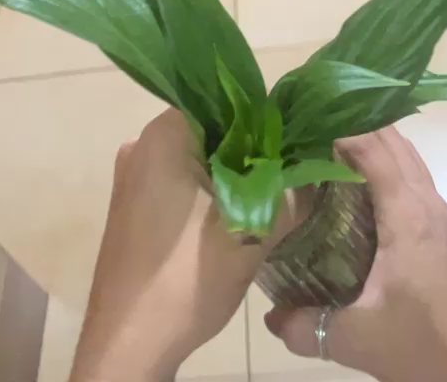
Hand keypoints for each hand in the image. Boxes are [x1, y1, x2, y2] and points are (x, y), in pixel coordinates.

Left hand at [69, 109, 272, 381]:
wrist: (127, 347)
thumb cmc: (185, 280)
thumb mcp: (252, 233)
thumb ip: (291, 191)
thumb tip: (318, 166)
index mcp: (163, 134)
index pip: (225, 100)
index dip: (264, 119)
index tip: (293, 145)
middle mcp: (142, 144)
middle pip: (212, 128)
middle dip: (251, 149)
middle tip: (286, 174)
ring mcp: (133, 176)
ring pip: (198, 157)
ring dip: (232, 173)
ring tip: (267, 196)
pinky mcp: (132, 205)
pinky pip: (180, 180)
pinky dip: (209, 191)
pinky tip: (234, 218)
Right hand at [264, 129, 446, 381]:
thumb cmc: (421, 343)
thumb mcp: (356, 337)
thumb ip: (306, 325)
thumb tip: (268, 316)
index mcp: (406, 214)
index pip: (373, 148)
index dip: (338, 129)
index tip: (302, 125)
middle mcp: (424, 201)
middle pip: (391, 140)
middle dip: (352, 125)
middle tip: (310, 129)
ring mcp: (437, 210)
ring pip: (405, 153)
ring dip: (372, 140)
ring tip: (329, 145)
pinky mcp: (440, 225)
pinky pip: (410, 172)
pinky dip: (385, 161)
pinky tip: (357, 180)